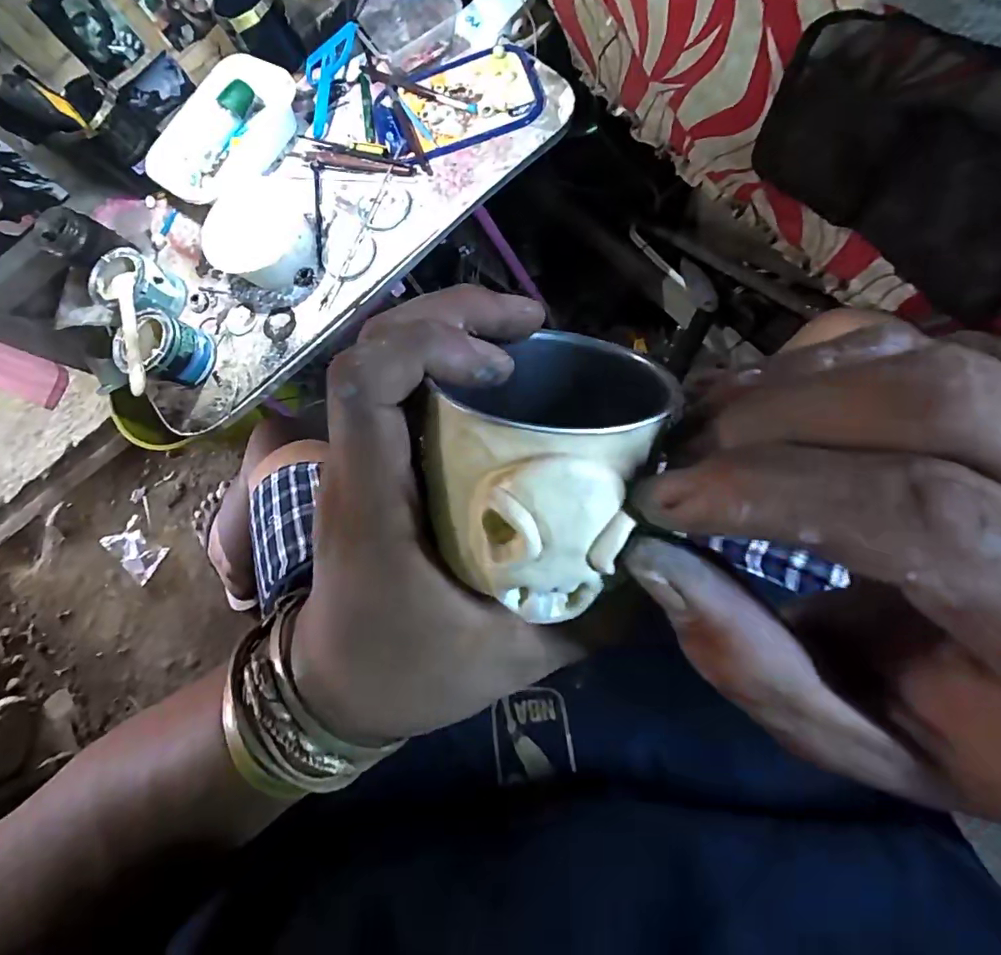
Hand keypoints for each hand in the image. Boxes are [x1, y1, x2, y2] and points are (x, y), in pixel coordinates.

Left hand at [291, 286, 585, 743]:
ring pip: (377, 357)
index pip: (364, 381)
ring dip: (443, 328)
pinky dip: (437, 362)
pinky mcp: (367, 465)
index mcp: (371, 499)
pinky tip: (493, 378)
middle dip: (449, 314)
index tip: (501, 366)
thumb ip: (593, 612)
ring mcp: (353, 459)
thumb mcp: (511, 655)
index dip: (429, 346)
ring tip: (518, 334)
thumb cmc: (406, 673)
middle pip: (371, 346)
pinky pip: (391, 387)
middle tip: (531, 321)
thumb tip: (668, 557)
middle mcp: (352, 463)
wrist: (332, 687)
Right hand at [625, 321, 1000, 944]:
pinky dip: (819, 361)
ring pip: (931, 363)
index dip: (773, 489)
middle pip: (937, 407)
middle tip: (676, 458)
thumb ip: (765, 675)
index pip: (936, 518)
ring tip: (703, 430)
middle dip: (768, 420)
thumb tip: (655, 562)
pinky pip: (930, 347)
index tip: (666, 502)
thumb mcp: (888, 759)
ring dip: (783, 384)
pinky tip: (768, 404)